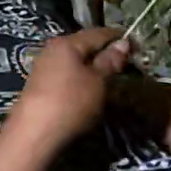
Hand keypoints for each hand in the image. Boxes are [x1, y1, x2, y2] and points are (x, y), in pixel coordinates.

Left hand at [6, 28, 129, 147]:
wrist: (32, 137)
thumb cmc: (71, 103)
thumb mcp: (98, 81)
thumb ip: (111, 61)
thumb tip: (123, 43)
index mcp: (68, 43)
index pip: (100, 33)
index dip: (120, 38)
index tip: (137, 47)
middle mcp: (53, 49)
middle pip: (86, 46)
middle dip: (106, 53)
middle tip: (126, 65)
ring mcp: (44, 68)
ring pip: (76, 61)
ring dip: (94, 68)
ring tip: (111, 79)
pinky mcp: (41, 86)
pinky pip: (68, 75)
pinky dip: (82, 79)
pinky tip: (90, 90)